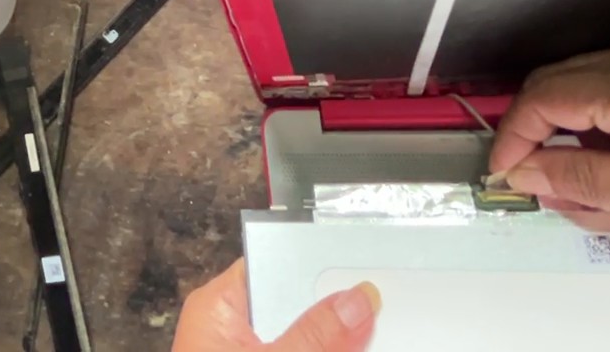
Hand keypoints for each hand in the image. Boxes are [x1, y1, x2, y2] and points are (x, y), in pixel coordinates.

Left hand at [171, 259, 379, 351]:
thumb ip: (315, 338)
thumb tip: (360, 296)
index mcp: (220, 306)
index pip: (273, 265)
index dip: (317, 265)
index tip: (365, 266)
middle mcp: (231, 329)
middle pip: (295, 307)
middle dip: (338, 311)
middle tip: (389, 303)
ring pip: (306, 342)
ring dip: (341, 343)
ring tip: (390, 332)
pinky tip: (366, 350)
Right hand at [488, 43, 609, 351]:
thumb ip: (576, 180)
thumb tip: (527, 172)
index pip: (545, 96)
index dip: (516, 137)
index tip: (507, 173)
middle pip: (561, 87)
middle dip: (541, 136)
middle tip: (535, 185)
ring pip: (590, 96)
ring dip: (575, 141)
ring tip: (580, 196)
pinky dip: (608, 138)